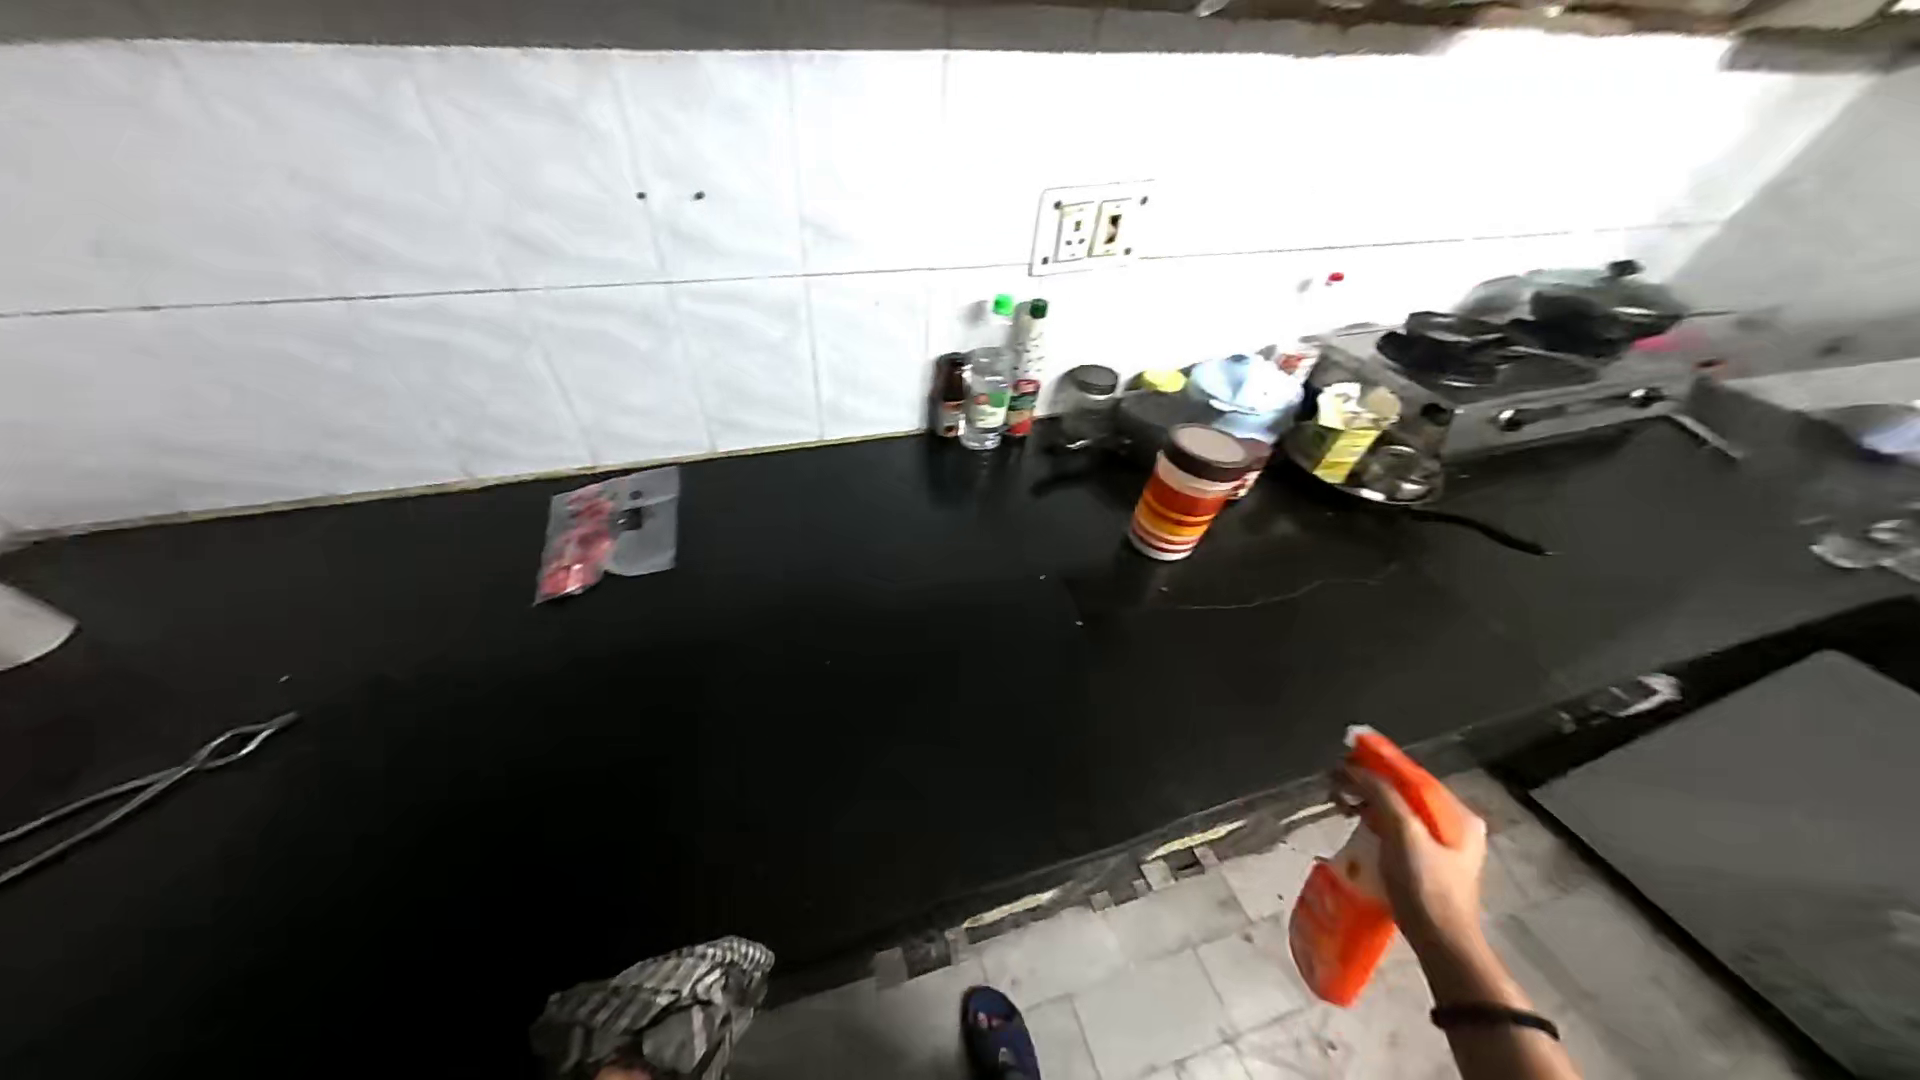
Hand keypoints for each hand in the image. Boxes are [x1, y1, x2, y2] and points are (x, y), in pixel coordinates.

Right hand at [1338, 765, 1489, 956]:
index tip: (1344, 757)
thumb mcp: (1403, 832)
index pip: (1411, 775)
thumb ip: (1382, 794)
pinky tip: (1353, 820)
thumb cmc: (1425, 885)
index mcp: (1457, 815)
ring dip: (1365, 800)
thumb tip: (1353, 768)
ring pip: (1395, 809)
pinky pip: (1393, 828)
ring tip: (1338, 799)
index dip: (1376, 763)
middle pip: (1402, 792)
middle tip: (1335, 780)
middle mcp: (1452, 825)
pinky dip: (1371, 820)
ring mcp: (1439, 845)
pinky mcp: (1422, 862)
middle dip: (1366, 782)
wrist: (1440, 942)